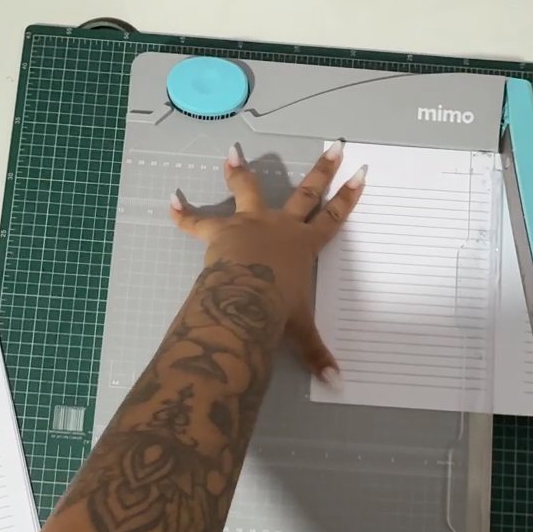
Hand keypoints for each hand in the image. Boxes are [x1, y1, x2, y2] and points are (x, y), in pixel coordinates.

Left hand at [172, 142, 365, 378]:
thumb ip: (317, 356)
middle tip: (334, 147)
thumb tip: (338, 384)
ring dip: (241, 173)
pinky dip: (184, 214)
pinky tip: (171, 202)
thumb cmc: (277, 310)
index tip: (361, 173)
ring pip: (249, 192)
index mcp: (304, 246)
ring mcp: (250, 224)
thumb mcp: (300, 332)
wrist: (246, 297)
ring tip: (233, 153)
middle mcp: (281, 227)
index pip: (334, 218)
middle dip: (322, 170)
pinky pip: (198, 222)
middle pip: (306, 194)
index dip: (349, 198)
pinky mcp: (220, 231)